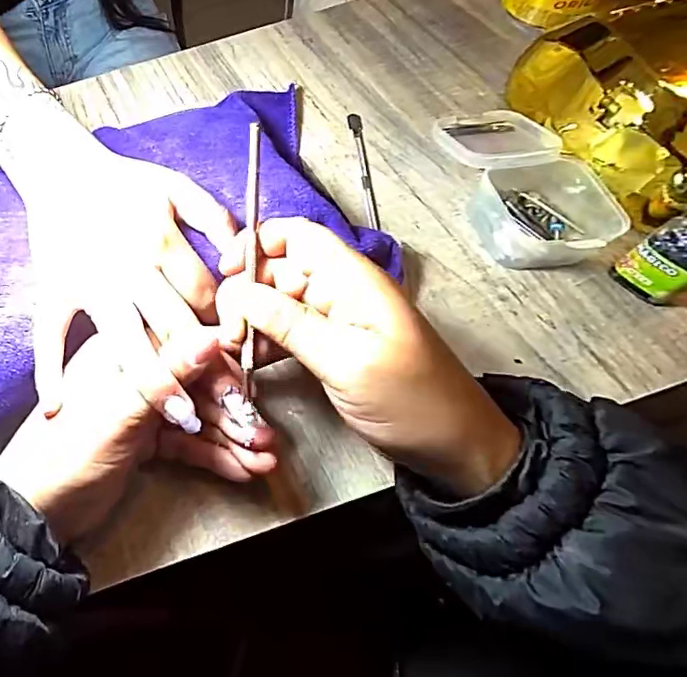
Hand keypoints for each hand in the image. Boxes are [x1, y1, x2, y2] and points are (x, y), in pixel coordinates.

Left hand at [0, 333, 275, 541]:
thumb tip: (209, 337)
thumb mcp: (117, 414)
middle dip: (232, 410)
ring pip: (194, 414)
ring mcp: (137, 406)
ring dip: (230, 437)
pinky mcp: (142, 438)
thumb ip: (163, 376)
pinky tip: (242, 468)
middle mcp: (129, 372)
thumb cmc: (63, 455)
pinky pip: (186, 442)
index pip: (178, 346)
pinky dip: (213, 455)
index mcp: (116, 350)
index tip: (251, 391)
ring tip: (264, 459)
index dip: (219, 369)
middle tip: (265, 436)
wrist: (32, 509)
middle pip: (192, 382)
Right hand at [18, 144, 264, 449]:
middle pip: (176, 327)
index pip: (206, 296)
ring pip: (125, 343)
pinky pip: (49, 335)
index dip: (230, 328)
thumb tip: (242, 255)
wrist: (60, 169)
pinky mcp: (53, 291)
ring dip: (155, 384)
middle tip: (237, 407)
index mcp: (160, 240)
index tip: (242, 357)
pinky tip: (56, 406)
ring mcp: (88, 284)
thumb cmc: (121, 180)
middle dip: (210, 370)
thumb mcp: (175, 186)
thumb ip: (214, 217)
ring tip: (182, 418)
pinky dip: (48, 371)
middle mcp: (127, 268)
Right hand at [216, 218, 521, 496]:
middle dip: (244, 293)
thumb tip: (236, 293)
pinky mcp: (325, 342)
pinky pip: (281, 327)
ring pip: (271, 300)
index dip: (255, 243)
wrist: (459, 452)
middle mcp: (337, 288)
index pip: (295, 234)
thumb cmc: (413, 402)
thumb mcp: (346, 362)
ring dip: (248, 320)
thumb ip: (287, 322)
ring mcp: (331, 316)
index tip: (227, 272)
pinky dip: (262, 339)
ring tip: (235, 349)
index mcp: (350, 278)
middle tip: (228, 331)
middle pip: (274, 269)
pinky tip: (250, 359)